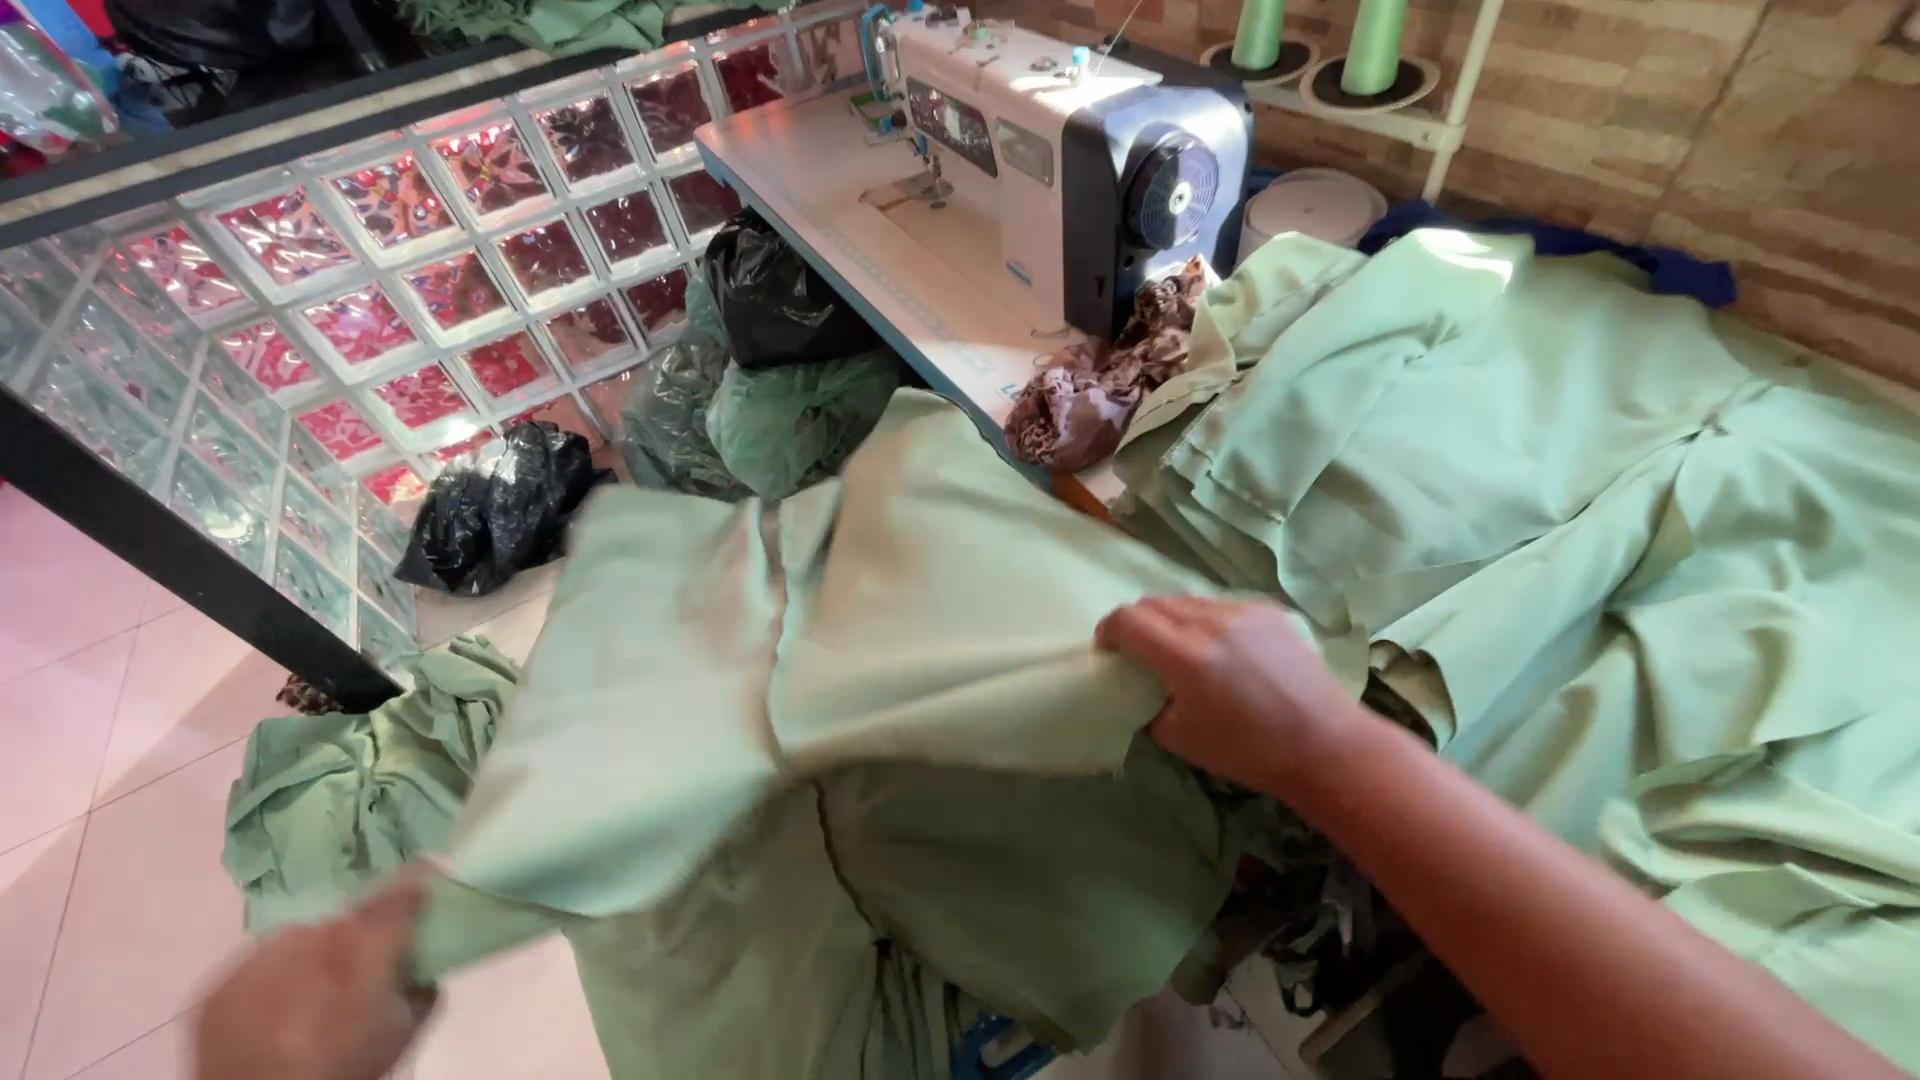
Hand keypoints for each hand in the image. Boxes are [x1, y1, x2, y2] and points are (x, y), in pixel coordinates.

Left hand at [196, 875, 436, 1079]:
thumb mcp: (406, 1027)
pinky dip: (276, 973)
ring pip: (303, 935)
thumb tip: (421, 954)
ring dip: (316, 952)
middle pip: (348, 917)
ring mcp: (258, 962)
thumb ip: (423, 978)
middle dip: (361, 932)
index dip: (416, 885)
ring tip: (315, 988)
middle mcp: (309, 942)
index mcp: (364, 949)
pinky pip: (261, 960)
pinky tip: (280, 1002)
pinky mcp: (219, 987)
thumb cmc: (346, 1070)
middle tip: (364, 961)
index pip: (397, 895)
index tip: (428, 882)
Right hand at [1096, 595, 1355, 790]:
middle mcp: (1211, 623)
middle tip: (1139, 652)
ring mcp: (1243, 612)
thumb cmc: (1248, 751)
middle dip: (1136, 624)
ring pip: (1187, 600)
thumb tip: (1141, 688)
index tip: (1109, 650)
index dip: (1108, 630)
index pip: (1128, 619)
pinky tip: (1221, 650)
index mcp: (1185, 656)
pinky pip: (1220, 605)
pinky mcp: (1268, 611)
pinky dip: (1206, 621)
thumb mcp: (1179, 737)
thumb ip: (1148, 704)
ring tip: (1181, 649)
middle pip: (1154, 603)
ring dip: (1170, 619)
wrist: (1324, 744)